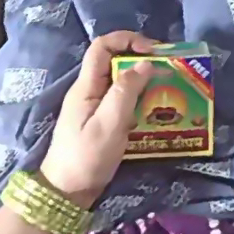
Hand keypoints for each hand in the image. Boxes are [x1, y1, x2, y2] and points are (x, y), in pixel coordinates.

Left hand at [37, 31, 157, 208]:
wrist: (66, 193)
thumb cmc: (86, 158)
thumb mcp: (109, 124)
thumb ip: (126, 91)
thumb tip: (145, 64)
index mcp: (86, 86)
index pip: (102, 46)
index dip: (127, 40)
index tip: (153, 51)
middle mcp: (89, 91)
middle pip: (114, 62)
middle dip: (141, 60)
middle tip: (167, 71)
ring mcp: (94, 107)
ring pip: (120, 82)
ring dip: (143, 82)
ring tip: (167, 90)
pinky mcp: (100, 122)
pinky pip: (121, 101)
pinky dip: (139, 101)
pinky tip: (155, 112)